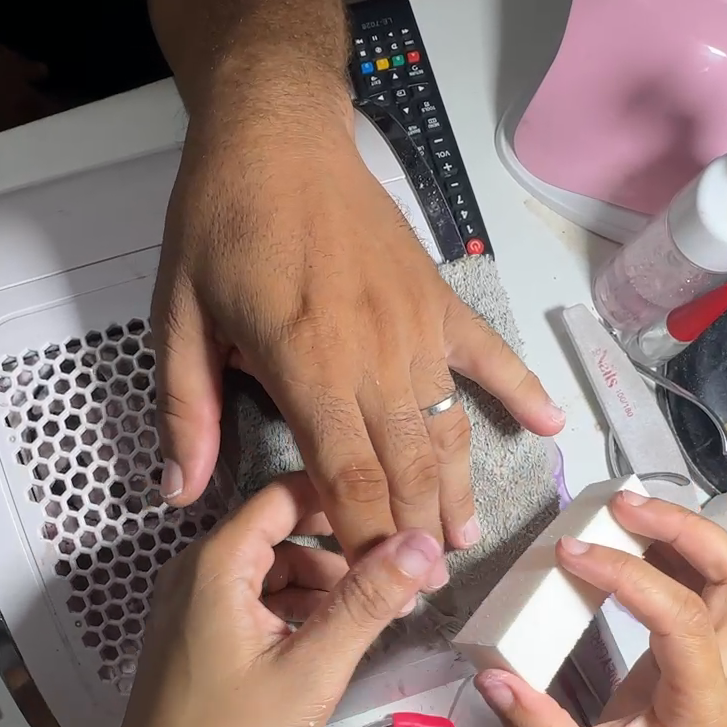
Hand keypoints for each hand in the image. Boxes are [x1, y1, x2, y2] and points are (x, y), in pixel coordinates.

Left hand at [104, 473, 444, 726]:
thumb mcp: (311, 670)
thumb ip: (366, 601)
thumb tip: (421, 541)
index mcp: (217, 561)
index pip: (287, 494)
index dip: (345, 499)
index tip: (399, 518)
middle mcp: (199, 566)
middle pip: (282, 530)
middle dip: (342, 548)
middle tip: (402, 572)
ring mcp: (195, 597)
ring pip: (272, 565)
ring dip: (324, 581)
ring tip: (379, 610)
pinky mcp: (199, 626)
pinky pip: (255, 594)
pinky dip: (296, 605)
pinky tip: (334, 631)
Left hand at [150, 101, 564, 562]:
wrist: (277, 135)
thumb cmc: (221, 225)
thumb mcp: (178, 319)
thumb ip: (187, 412)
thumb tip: (179, 493)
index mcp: (308, 367)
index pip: (349, 479)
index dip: (371, 542)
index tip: (384, 591)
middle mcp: (374, 357)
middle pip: (407, 467)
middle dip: (417, 534)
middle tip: (423, 586)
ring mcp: (417, 327)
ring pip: (447, 427)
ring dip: (459, 488)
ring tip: (466, 539)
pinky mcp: (438, 298)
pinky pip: (488, 353)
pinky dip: (520, 389)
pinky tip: (548, 425)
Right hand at [474, 491, 726, 726]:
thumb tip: (491, 676)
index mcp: (702, 708)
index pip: (682, 621)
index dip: (629, 577)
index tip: (569, 554)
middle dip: (686, 531)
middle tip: (621, 506)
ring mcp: (724, 656)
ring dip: (686, 530)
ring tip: (624, 508)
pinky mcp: (705, 644)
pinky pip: (709, 582)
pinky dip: (677, 546)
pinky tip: (632, 534)